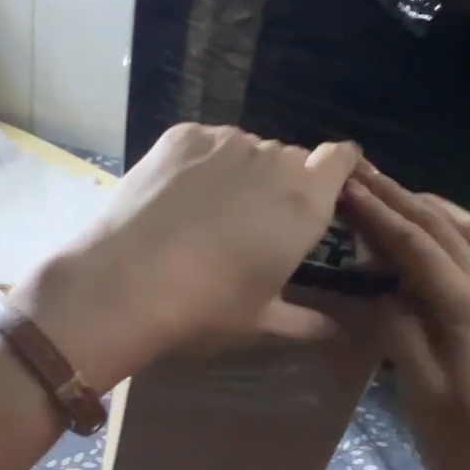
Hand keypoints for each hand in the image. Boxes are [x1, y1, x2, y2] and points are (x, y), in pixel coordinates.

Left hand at [10, 124, 363, 389]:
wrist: (128, 282)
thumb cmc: (208, 306)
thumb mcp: (261, 321)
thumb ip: (305, 322)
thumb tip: (334, 332)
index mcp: (305, 203)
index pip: (341, 160)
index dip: (338, 170)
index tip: (327, 190)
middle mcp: (273, 160)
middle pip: (291, 159)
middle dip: (284, 185)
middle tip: (258, 227)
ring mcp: (225, 142)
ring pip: (248, 151)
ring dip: (243, 175)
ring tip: (213, 216)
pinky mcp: (182, 137)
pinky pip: (207, 145)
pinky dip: (204, 166)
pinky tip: (182, 202)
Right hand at [339, 167, 469, 469]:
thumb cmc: (467, 442)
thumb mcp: (421, 390)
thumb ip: (397, 331)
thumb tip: (374, 292)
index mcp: (466, 306)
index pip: (414, 244)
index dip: (377, 214)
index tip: (342, 185)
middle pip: (442, 227)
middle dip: (399, 196)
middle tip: (359, 172)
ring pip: (467, 233)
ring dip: (428, 209)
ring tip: (391, 198)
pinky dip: (444, 235)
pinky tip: (424, 244)